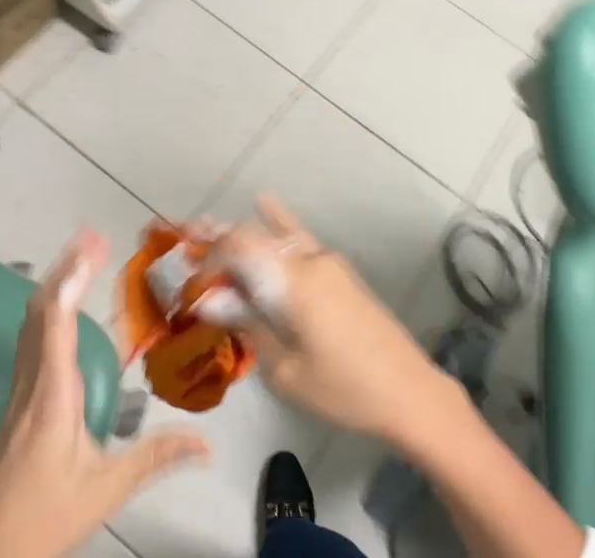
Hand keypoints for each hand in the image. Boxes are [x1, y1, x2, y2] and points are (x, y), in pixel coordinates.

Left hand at [0, 230, 209, 557]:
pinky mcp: (15, 409)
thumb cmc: (41, 519)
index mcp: (51, 395)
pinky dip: (48, 316)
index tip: (93, 244)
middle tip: (92, 238)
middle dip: (65, 269)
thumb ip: (155, 458)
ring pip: (29, 327)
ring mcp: (17, 397)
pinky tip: (62, 321)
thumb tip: (207, 443)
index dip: (72, 277)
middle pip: (38, 312)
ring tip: (80, 263)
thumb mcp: (105, 490)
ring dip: (54, 288)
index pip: (56, 320)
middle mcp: (30, 385)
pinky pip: (29, 345)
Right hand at [204, 197, 465, 450]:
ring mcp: (329, 262)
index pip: (240, 247)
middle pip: (256, 237)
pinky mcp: (340, 273)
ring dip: (242, 237)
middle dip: (218, 241)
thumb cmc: (343, 389)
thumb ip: (247, 324)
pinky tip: (265, 202)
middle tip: (184, 243)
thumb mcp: (285, 368)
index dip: (208, 254)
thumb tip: (208, 298)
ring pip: (276, 237)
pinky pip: (302, 240)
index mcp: (294, 282)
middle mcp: (310, 260)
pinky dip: (280, 223)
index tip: (188, 277)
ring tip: (206, 230)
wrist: (409, 392)